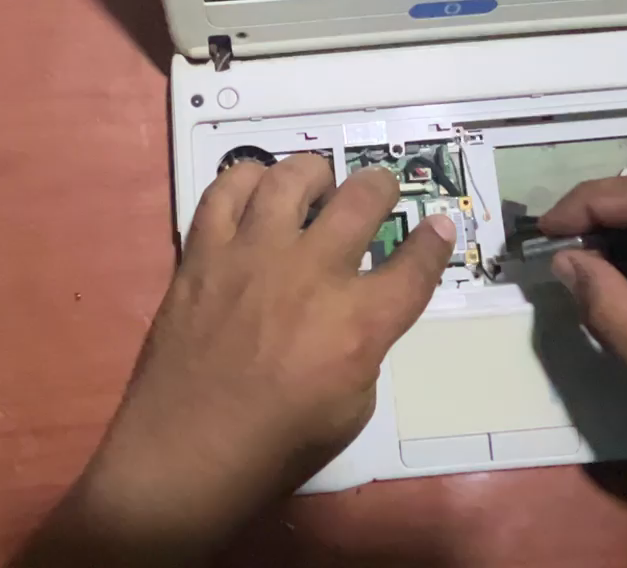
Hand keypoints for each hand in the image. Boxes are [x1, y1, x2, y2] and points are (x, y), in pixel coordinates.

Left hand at [19, 155, 453, 564]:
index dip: (435, 242)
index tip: (441, 225)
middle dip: (382, 185)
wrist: (185, 451)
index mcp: (357, 323)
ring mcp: (253, 254)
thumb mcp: (353, 407)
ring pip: (292, 176)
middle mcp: (311, 273)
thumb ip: (365, 341)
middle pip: (362, 198)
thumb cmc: (276, 445)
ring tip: (315, 185)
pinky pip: (226, 189)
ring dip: (314, 174)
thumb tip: (362, 301)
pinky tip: (256, 192)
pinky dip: (247, 180)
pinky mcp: (205, 250)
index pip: (415, 268)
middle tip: (378, 190)